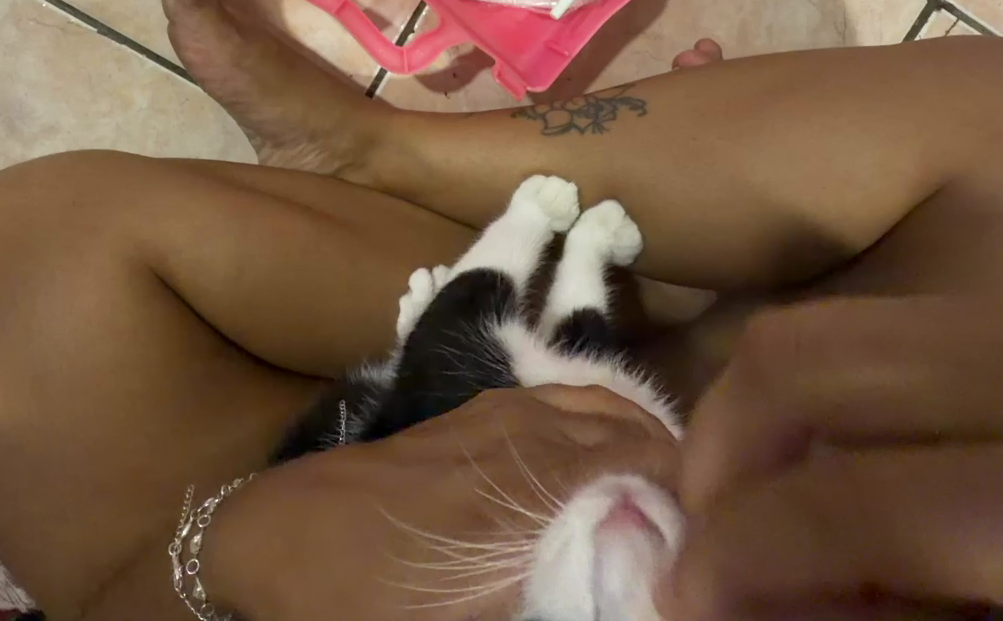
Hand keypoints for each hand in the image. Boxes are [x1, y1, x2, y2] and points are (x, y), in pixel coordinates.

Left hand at [205, 384, 678, 620]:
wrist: (286, 538)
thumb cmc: (372, 599)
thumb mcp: (477, 617)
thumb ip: (563, 594)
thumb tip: (625, 582)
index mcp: (538, 487)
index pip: (652, 470)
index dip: (697, 504)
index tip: (716, 548)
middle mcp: (532, 432)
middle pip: (637, 436)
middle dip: (680, 478)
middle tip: (702, 532)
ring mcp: (504, 411)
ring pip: (605, 410)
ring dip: (645, 448)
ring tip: (668, 500)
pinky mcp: (481, 410)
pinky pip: (567, 403)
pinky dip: (606, 427)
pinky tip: (608, 463)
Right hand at [665, 296, 1002, 620]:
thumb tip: (719, 598)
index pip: (861, 505)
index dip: (747, 555)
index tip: (683, 602)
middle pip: (799, 371)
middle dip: (717, 464)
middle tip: (698, 545)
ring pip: (797, 333)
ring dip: (738, 422)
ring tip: (737, 500)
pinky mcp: (984, 319)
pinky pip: (832, 329)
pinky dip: (783, 394)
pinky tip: (796, 458)